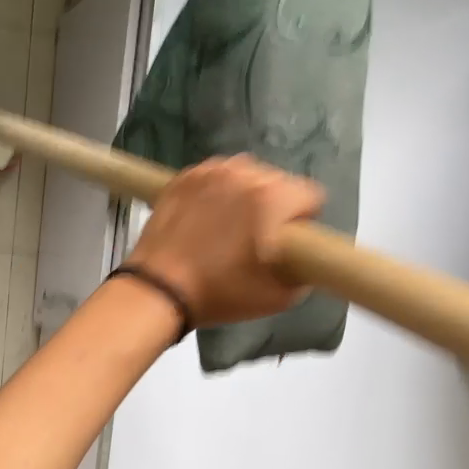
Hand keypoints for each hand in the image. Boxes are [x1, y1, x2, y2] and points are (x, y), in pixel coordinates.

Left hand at [123, 156, 324, 326]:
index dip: (303, 221)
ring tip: (226, 228)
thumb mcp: (275, 297)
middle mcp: (245, 173)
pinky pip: (214, 177)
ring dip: (244, 196)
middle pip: (278, 182)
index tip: (285, 241)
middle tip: (253, 239)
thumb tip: (304, 261)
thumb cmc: (218, 294)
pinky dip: (215, 193)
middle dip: (273, 207)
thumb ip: (303, 274)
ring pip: (246, 175)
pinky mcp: (184, 176)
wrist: (157, 290)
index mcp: (273, 196)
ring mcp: (211, 171)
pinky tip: (204, 218)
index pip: (312, 195)